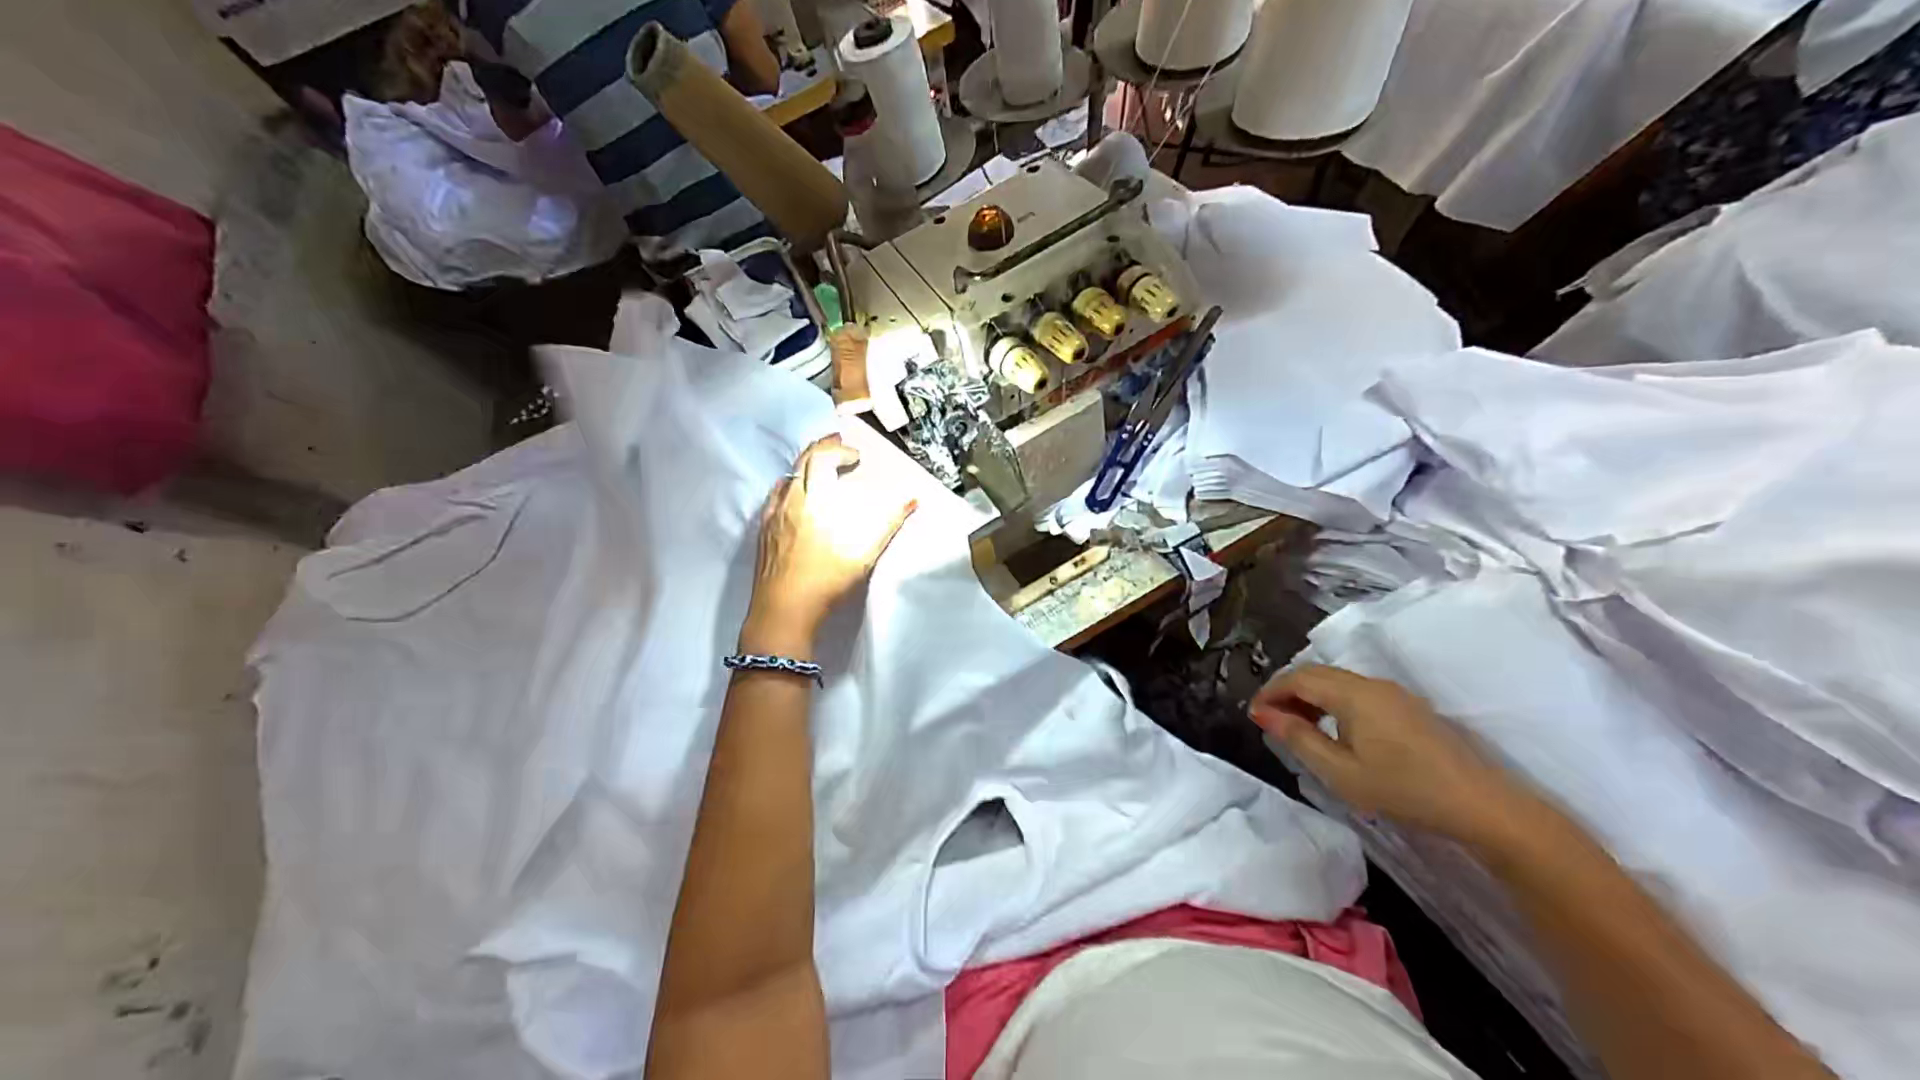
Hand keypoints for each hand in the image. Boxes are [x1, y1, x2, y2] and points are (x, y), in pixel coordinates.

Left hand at [742, 434, 915, 656]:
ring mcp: (772, 516)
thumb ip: (887, 526)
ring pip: (786, 476)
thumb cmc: (825, 584)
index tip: (855, 457)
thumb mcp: (863, 556)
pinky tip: (796, 497)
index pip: (822, 458)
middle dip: (822, 448)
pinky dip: (789, 484)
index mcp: (813, 503)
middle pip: (802, 461)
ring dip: (805, 465)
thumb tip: (912, 502)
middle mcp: (789, 501)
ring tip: (821, 469)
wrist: (782, 614)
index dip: (839, 450)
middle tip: (839, 448)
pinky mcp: (762, 531)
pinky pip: (774, 495)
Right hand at [1249, 665, 1534, 847]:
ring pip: (1338, 682)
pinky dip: (1333, 703)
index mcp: (1353, 694)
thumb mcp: (1340, 771)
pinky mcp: (1409, 707)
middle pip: (1317, 674)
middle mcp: (1372, 684)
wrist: (1481, 806)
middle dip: (1287, 692)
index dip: (1271, 692)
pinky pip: (1357, 692)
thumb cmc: (1403, 790)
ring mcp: (1394, 693)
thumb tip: (1263, 714)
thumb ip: (1298, 738)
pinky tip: (1333, 731)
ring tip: (1297, 728)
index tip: (1252, 715)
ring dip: (1310, 697)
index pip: (1299, 678)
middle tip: (1270, 721)